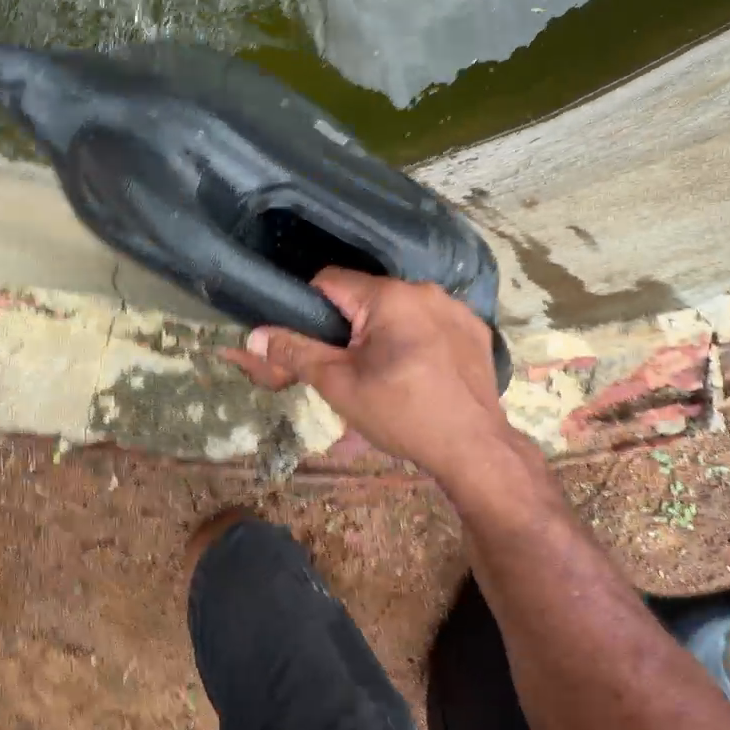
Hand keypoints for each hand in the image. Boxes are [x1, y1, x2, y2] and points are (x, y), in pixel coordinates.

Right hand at [223, 269, 511, 471]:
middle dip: (348, 326)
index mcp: (388, 296)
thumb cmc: (400, 413)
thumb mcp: (338, 384)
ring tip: (384, 375)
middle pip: (366, 297)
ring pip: (400, 311)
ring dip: (383, 332)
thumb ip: (294, 352)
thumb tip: (253, 335)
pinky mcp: (476, 331)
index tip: (310, 343)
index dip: (309, 308)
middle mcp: (424, 290)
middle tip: (345, 368)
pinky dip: (417, 341)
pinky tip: (419, 375)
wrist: (474, 448)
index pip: (329, 281)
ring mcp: (456, 309)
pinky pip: (431, 324)